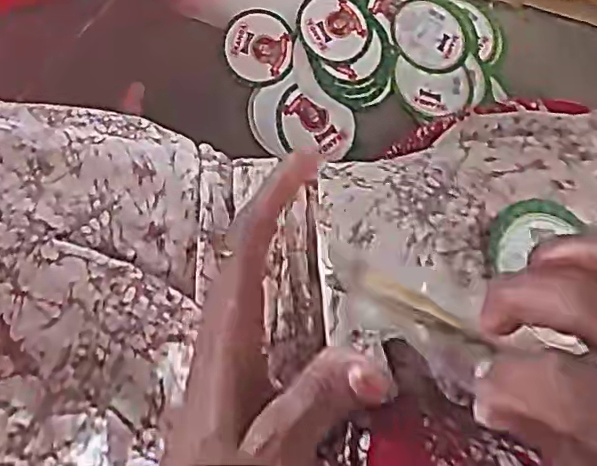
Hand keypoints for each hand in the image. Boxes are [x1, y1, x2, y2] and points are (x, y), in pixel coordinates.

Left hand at [164, 151, 395, 465]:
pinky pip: (256, 293)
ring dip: (275, 226)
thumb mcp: (268, 451)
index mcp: (227, 333)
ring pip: (248, 265)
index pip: (248, 244)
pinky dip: (276, 264)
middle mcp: (223, 325)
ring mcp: (224, 342)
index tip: (306, 159)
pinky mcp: (232, 363)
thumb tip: (373, 360)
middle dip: (276, 199)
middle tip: (314, 172)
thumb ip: (312, 403)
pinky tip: (302, 277)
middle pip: (245, 243)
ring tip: (310, 204)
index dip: (275, 195)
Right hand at [472, 233, 596, 465]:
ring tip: (517, 290)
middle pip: (585, 303)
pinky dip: (585, 253)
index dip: (513, 381)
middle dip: (518, 301)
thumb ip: (563, 447)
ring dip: (547, 265)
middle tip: (489, 325)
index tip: (484, 388)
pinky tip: (555, 268)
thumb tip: (495, 396)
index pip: (576, 390)